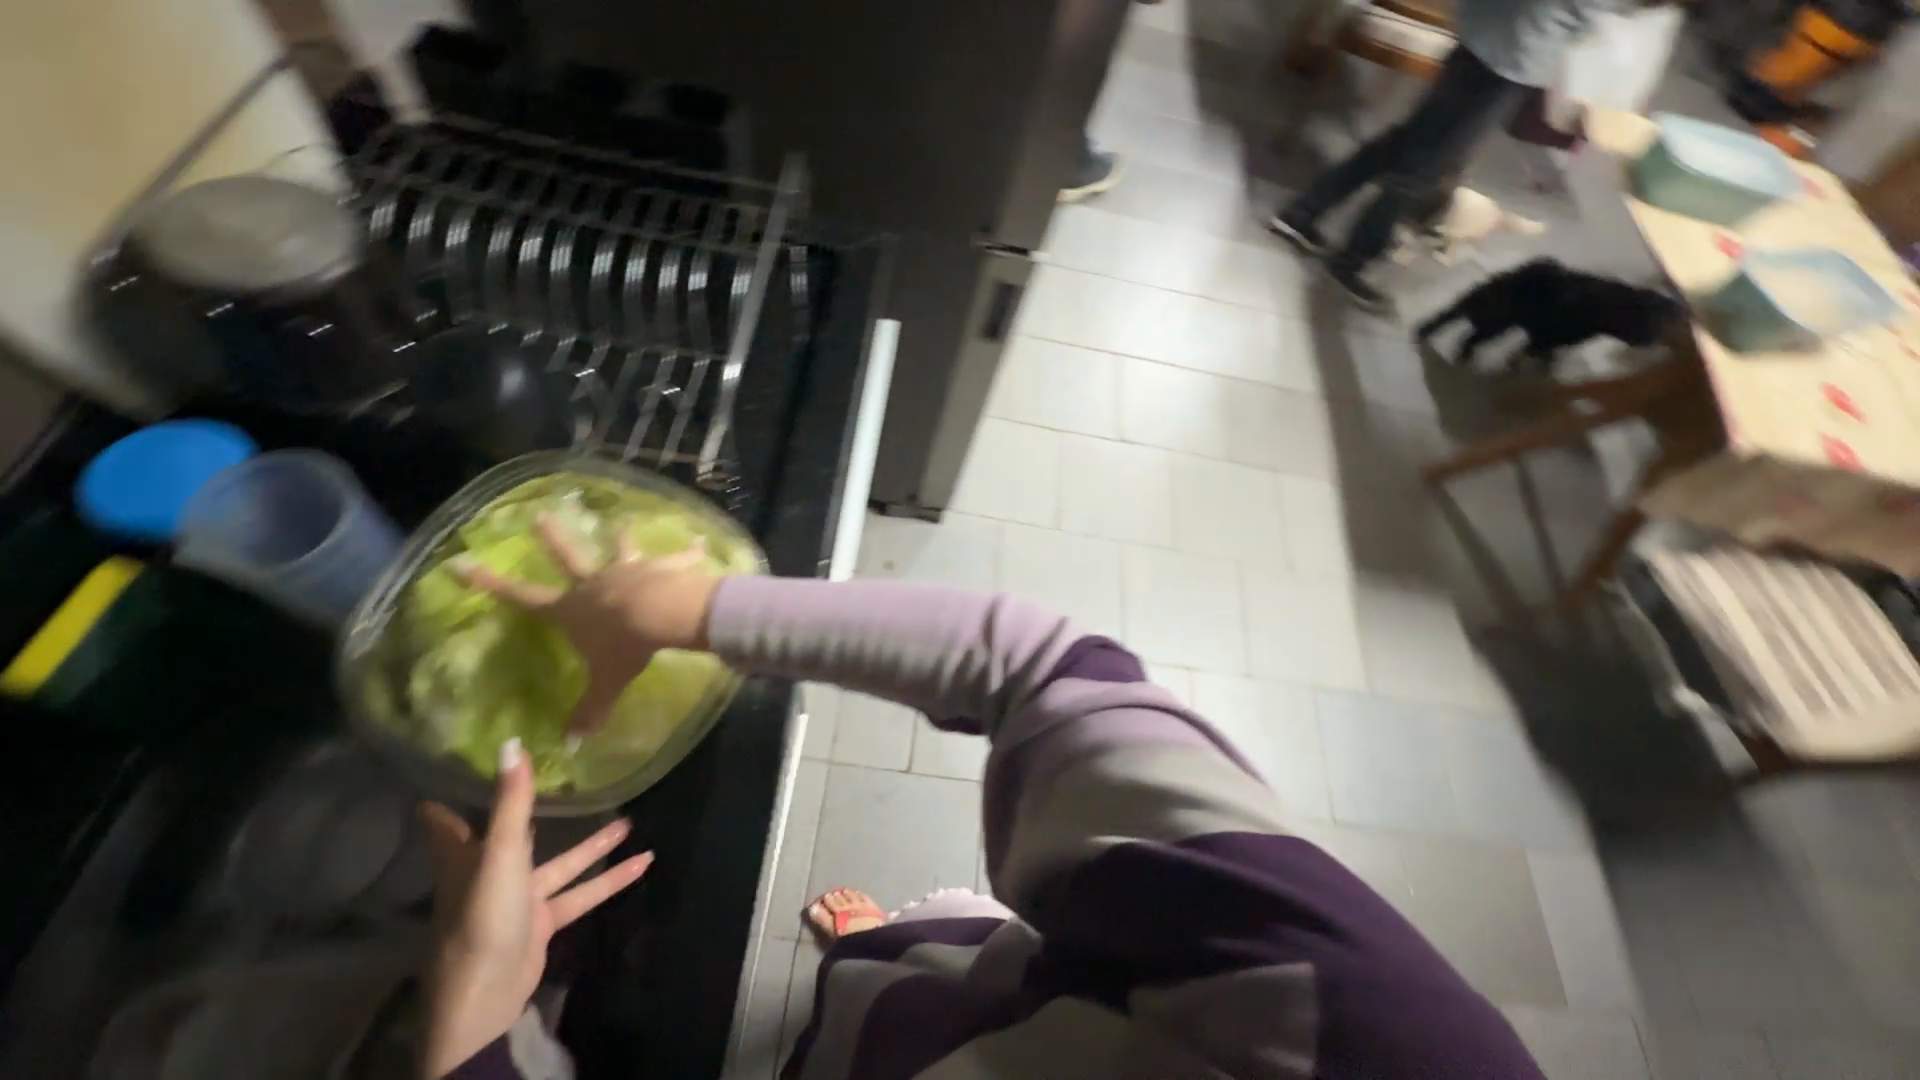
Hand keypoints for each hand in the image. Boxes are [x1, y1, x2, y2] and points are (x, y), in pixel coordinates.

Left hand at [419, 739, 653, 1078]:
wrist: (485, 995)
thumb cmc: (482, 917)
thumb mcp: (500, 854)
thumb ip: (512, 803)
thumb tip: (513, 743)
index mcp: (467, 855)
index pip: (447, 818)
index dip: (448, 794)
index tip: (457, 764)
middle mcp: (490, 872)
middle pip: (510, 833)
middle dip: (529, 810)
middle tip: (555, 777)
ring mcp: (518, 898)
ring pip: (559, 863)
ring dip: (593, 845)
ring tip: (630, 821)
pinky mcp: (541, 922)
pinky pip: (579, 894)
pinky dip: (609, 880)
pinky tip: (643, 864)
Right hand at [456, 514, 721, 734]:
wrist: (662, 615)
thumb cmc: (626, 648)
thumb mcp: (606, 682)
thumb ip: (589, 712)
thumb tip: (572, 747)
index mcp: (571, 609)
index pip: (521, 597)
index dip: (489, 583)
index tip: (460, 562)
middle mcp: (594, 583)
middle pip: (568, 555)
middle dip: (552, 537)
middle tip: (540, 514)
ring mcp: (628, 570)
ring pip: (621, 547)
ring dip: (623, 534)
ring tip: (625, 520)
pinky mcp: (662, 567)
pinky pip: (680, 558)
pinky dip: (692, 552)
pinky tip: (704, 543)